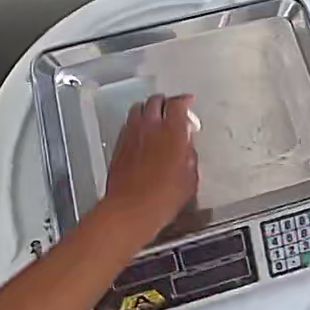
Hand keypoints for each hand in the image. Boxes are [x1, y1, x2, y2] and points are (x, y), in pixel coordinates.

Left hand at [95, 94, 197, 236]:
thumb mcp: (190, 177)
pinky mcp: (118, 145)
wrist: (131, 209)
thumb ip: (190, 155)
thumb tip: (187, 146)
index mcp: (172, 131)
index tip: (188, 101)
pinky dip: (136, 123)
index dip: (184, 100)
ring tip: (154, 117)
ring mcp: (131, 134)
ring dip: (148, 109)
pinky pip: (127, 124)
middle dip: (165, 101)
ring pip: (138, 109)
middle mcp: (150, 126)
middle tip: (172, 108)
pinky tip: (141, 133)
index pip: (177, 104)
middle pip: (155, 101)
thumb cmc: (165, 196)